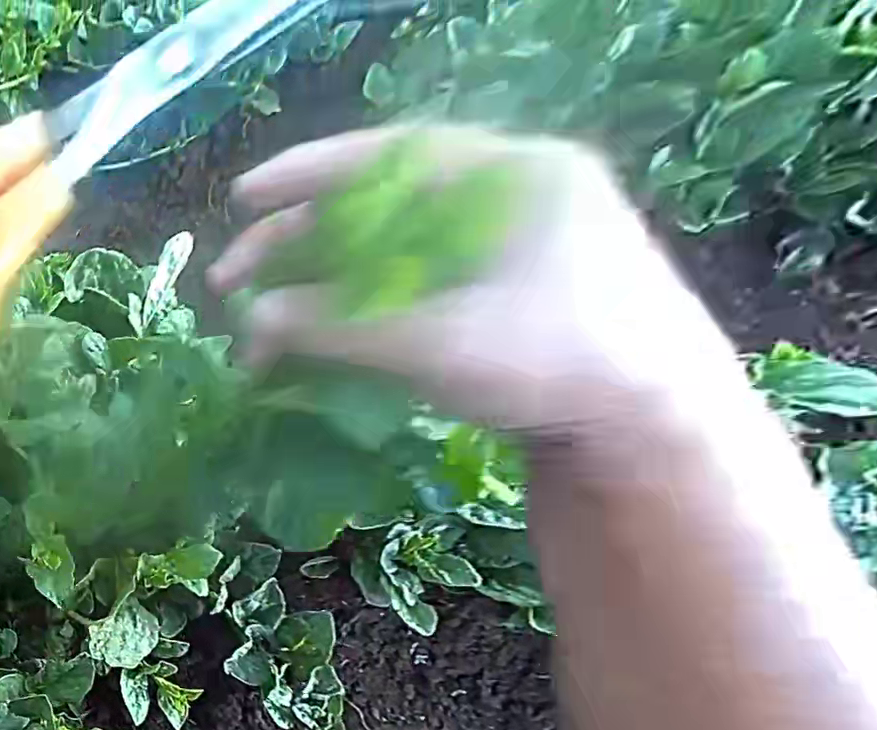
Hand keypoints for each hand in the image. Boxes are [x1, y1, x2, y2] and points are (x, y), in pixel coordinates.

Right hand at [209, 126, 743, 439]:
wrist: (645, 424)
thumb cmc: (553, 362)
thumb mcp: (431, 341)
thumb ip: (334, 326)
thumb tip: (251, 323)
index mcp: (505, 176)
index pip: (384, 158)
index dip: (303, 175)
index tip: (241, 198)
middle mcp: (499, 199)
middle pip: (372, 210)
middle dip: (294, 245)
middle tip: (231, 281)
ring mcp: (496, 250)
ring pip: (383, 253)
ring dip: (317, 285)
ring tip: (261, 318)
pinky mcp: (491, 296)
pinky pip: (404, 287)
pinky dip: (353, 308)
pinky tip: (318, 332)